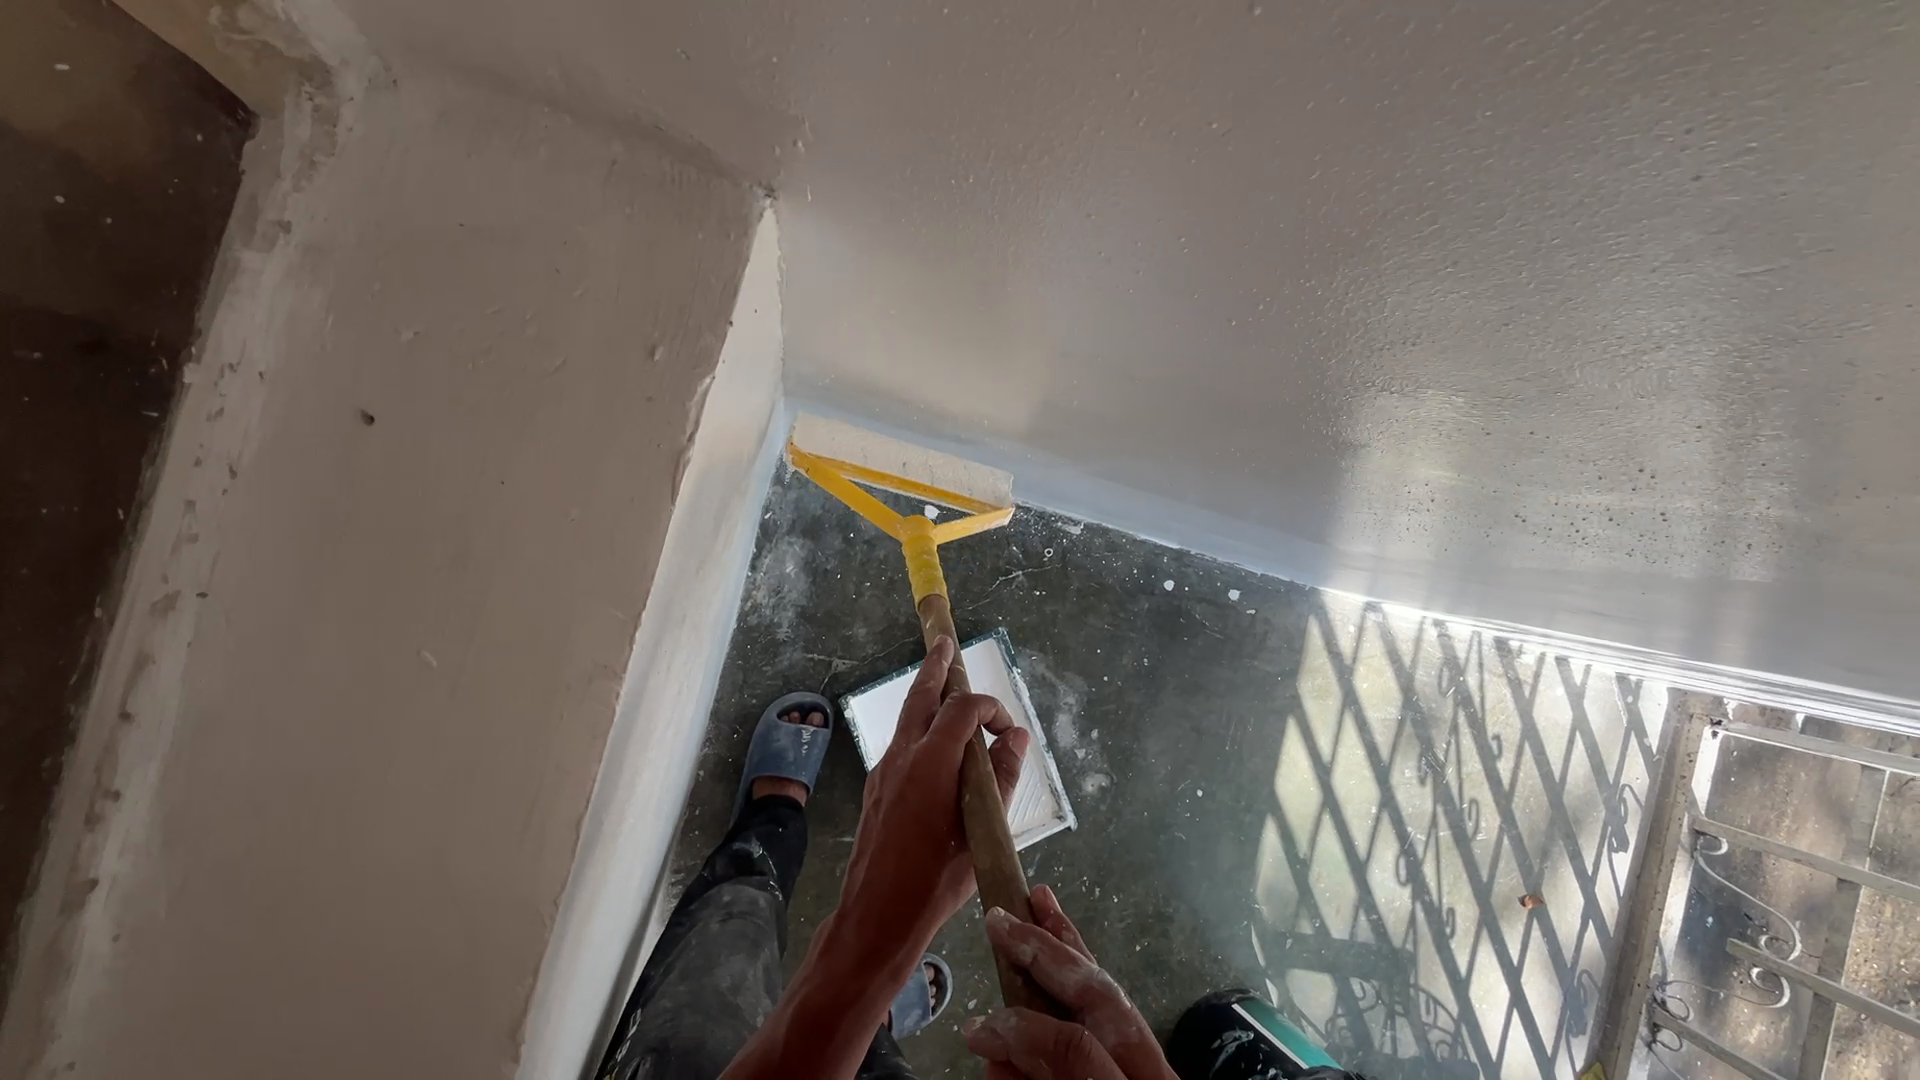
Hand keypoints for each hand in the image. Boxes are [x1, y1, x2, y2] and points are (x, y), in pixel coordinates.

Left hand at [837, 636, 1030, 953]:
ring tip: (942, 680)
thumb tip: (1016, 737)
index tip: (1007, 726)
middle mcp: (903, 757)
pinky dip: (920, 730)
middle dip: (936, 667)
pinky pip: (901, 744)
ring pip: (907, 719)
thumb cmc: (938, 880)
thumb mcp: (983, 831)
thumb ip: (1002, 778)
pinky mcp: (876, 786)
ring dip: (925, 696)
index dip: (988, 706)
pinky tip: (936, 746)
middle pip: (920, 696)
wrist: (877, 914)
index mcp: (932, 763)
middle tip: (945, 643)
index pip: (962, 708)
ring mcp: (884, 770)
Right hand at [965, 885, 1176, 1079]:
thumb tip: (992, 1052)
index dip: (1024, 1030)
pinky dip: (1085, 972)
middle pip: (1102, 998)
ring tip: (1040, 901)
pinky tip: (1063, 946)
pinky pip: (1116, 1006)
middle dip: (1050, 953)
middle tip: (1000, 919)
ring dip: (1070, 945)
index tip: (977, 1027)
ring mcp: (1158, 1061)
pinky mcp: (1153, 1057)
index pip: (1077, 1047)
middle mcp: (1150, 1068)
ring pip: (1115, 991)